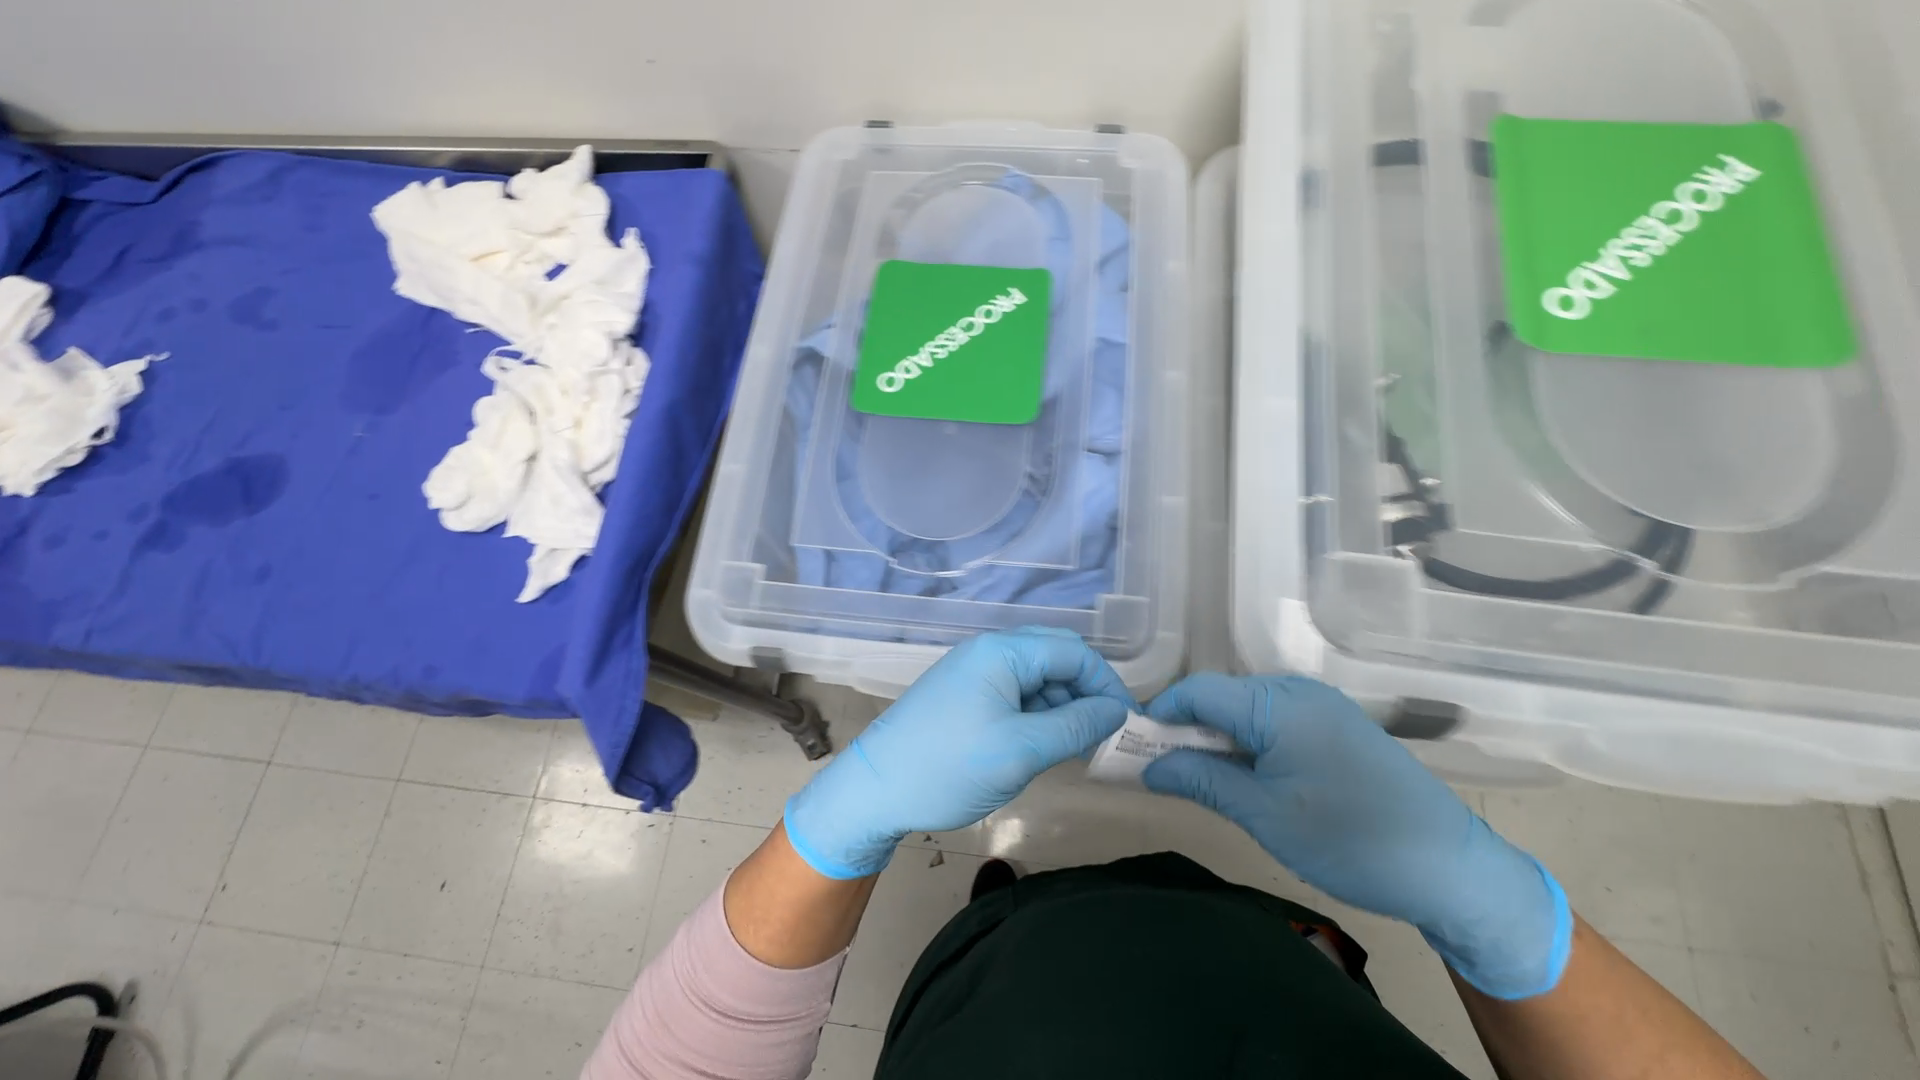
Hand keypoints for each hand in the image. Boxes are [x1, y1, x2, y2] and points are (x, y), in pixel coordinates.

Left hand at [783, 628, 1133, 879]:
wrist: (874, 791)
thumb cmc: (950, 767)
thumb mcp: (1022, 750)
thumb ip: (1075, 726)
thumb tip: (1118, 711)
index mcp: (1002, 652)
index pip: (1073, 651)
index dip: (1107, 683)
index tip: (1127, 723)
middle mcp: (989, 653)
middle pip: (1055, 659)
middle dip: (1085, 693)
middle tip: (1103, 736)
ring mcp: (974, 674)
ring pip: (1036, 680)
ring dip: (1062, 708)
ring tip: (1076, 748)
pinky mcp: (965, 698)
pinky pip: (1015, 696)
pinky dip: (1037, 717)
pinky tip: (1045, 746)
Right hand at [1141, 674, 1570, 999]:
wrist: (1450, 868)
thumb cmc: (1348, 839)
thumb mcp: (1263, 814)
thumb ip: (1202, 779)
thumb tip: (1149, 765)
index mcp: (1278, 703)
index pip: (1197, 691)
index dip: (1158, 716)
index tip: (1132, 750)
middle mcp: (1298, 691)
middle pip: (1220, 697)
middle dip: (1184, 731)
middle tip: (1160, 773)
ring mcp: (1322, 707)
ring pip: (1246, 710)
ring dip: (1216, 740)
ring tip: (1199, 781)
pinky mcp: (1338, 727)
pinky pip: (1275, 722)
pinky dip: (1248, 744)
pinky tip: (1245, 778)